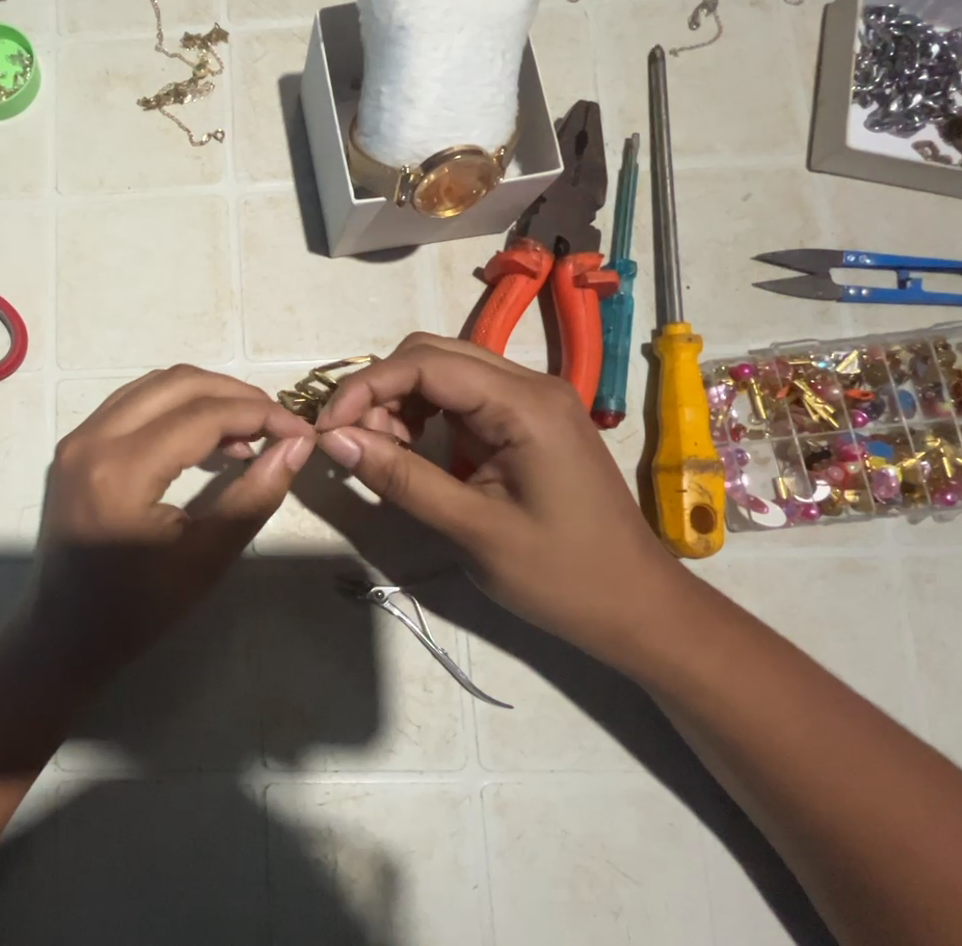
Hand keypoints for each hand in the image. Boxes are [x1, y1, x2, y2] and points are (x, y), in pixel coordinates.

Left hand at [24, 365, 315, 670]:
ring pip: (153, 386)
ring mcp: (77, 440)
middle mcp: (92, 439)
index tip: (302, 433)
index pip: (203, 415)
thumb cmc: (136, 610)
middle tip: (279, 427)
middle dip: (236, 396)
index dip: (261, 415)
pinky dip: (175, 407)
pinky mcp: (74, 448)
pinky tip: (206, 438)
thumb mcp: (204, 559)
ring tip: (248, 432)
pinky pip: (132, 403)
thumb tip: (297, 445)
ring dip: (206, 396)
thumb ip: (253, 496)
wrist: (64, 636)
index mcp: (121, 470)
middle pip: (178, 384)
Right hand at [312, 334, 681, 658]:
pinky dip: (421, 413)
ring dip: (398, 400)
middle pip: (431, 354)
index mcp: (525, 404)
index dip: (366, 386)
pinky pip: (458, 397)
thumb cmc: (560, 574)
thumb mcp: (472, 530)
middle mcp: (529, 386)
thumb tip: (333, 439)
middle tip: (352, 443)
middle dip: (379, 390)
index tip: (327, 429)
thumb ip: (401, 479)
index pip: (425, 363)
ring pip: (442, 370)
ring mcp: (529, 402)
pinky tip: (409, 450)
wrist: (634, 607)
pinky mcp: (524, 422)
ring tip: (380, 451)